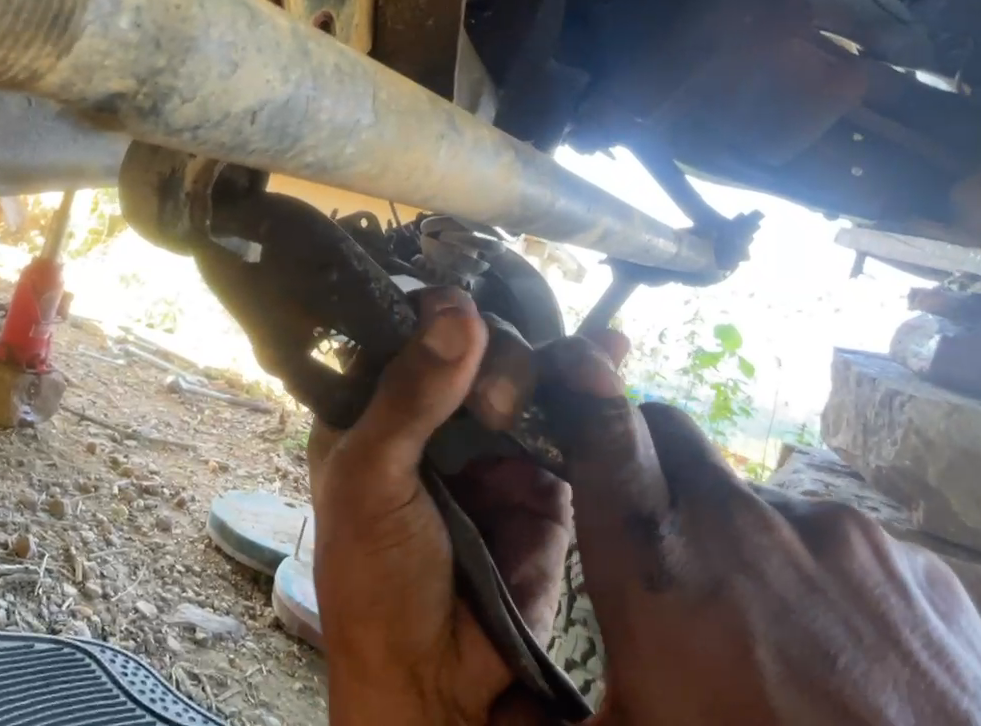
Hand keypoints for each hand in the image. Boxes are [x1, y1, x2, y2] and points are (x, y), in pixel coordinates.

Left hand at [308, 288, 573, 725]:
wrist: (432, 675)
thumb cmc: (372, 571)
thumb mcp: (371, 475)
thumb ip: (411, 395)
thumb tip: (457, 312)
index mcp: (372, 409)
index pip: (404, 335)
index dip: (434, 313)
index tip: (461, 305)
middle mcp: (430, 420)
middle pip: (473, 351)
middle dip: (497, 353)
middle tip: (495, 400)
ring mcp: (488, 452)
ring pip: (524, 382)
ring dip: (551, 360)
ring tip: (587, 350)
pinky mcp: (541, 487)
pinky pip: (566, 431)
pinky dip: (587, 398)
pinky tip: (609, 361)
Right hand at [538, 337, 980, 724]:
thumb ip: (552, 688)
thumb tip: (492, 685)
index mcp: (655, 558)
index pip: (601, 425)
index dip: (577, 383)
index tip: (566, 367)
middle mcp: (741, 521)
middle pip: (670, 430)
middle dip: (645, 455)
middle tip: (655, 530)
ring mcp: (838, 536)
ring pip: (755, 498)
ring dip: (740, 535)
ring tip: (768, 626)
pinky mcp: (920, 568)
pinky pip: (841, 546)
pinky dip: (820, 577)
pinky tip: (843, 651)